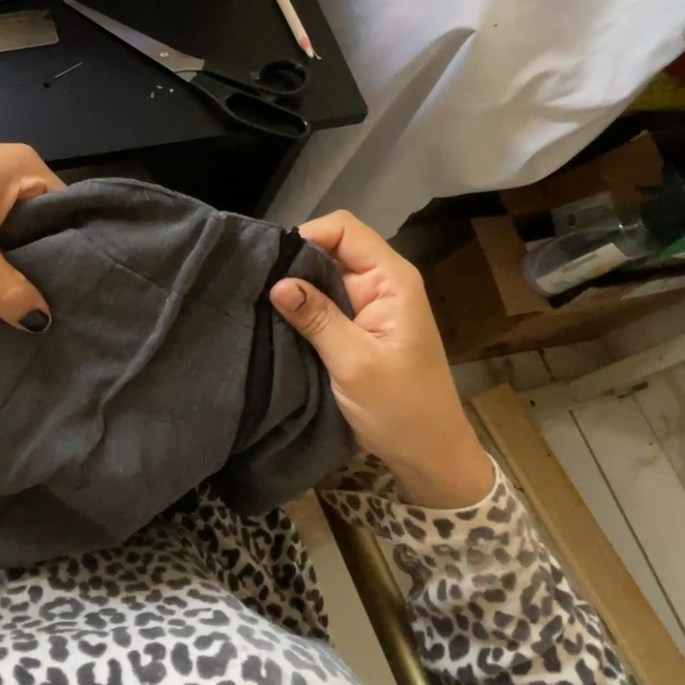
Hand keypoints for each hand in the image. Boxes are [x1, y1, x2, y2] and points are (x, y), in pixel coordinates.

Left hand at [0, 142, 63, 365]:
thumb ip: (7, 289)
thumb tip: (44, 324)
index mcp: (24, 166)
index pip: (69, 211)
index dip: (77, 250)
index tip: (83, 292)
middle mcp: (9, 167)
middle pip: (44, 221)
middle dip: (47, 261)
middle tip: (60, 306)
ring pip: (14, 229)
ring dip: (17, 262)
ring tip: (31, 304)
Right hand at [270, 211, 496, 508]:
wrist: (429, 455)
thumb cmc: (401, 409)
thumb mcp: (354, 363)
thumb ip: (317, 318)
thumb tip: (277, 282)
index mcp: (392, 280)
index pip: (344, 229)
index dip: (306, 236)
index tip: (271, 265)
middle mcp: (382, 282)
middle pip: (332, 247)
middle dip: (295, 260)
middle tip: (255, 283)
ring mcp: (371, 304)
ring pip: (325, 274)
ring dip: (297, 285)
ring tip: (260, 300)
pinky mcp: (359, 325)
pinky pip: (326, 301)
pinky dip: (304, 306)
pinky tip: (278, 318)